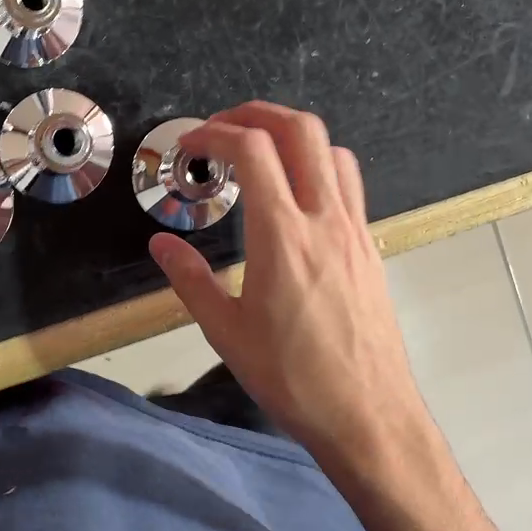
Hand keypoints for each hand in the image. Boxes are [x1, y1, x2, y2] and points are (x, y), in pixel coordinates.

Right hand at [147, 102, 425, 466]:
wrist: (369, 417)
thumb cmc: (292, 379)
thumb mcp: (226, 333)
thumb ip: (190, 280)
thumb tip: (161, 243)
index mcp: (283, 235)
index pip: (252, 150)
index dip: (215, 132)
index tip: (190, 144)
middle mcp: (325, 219)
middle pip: (301, 129)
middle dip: (257, 113)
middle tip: (223, 126)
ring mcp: (355, 230)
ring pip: (332, 150)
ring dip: (293, 135)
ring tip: (260, 153)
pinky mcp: (370, 247)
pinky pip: (348, 184)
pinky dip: (318, 166)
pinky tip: (295, 198)